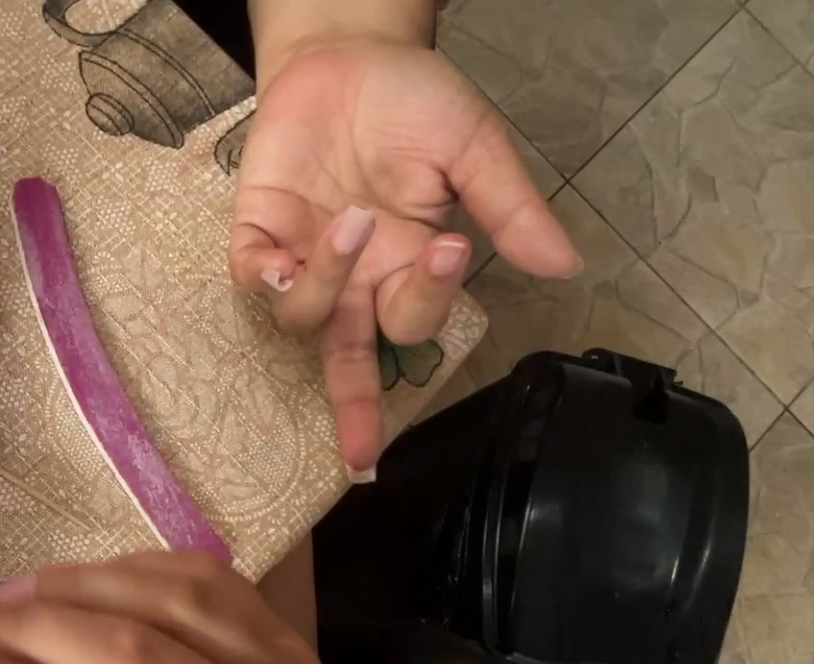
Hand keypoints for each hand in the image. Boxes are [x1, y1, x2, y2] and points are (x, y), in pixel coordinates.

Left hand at [231, 33, 581, 472]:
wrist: (350, 60)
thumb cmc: (413, 107)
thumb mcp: (472, 151)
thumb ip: (509, 208)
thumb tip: (564, 265)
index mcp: (404, 269)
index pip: (413, 322)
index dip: (428, 303)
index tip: (449, 249)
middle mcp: (351, 281)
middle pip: (347, 360)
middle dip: (352, 408)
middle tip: (360, 454)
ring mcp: (300, 261)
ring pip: (301, 318)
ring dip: (325, 285)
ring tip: (354, 220)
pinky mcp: (255, 235)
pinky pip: (249, 280)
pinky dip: (262, 280)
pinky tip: (279, 263)